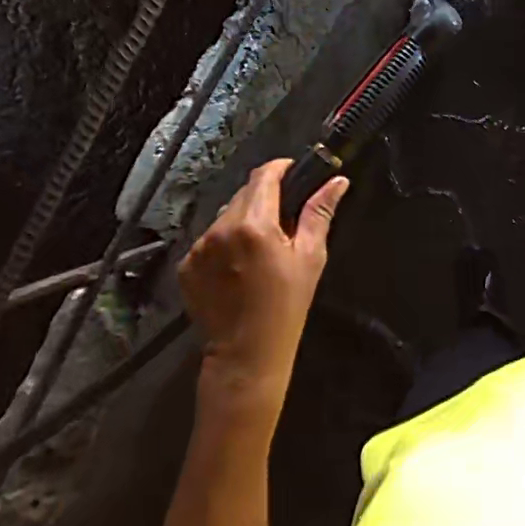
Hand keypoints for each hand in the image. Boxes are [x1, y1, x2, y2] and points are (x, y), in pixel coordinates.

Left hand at [178, 159, 348, 409]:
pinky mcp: (186, 265)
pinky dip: (224, 244)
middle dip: (264, 199)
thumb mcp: (310, 258)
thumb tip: (337, 181)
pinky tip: (237, 267)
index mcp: (254, 224)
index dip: (280, 169)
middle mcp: (220, 228)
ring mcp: (199, 247)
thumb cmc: (287, 307)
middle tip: (283, 221)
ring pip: (225, 216)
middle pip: (243, 194)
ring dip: (242, 221)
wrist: (246, 355)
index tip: (293, 174)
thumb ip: (319, 213)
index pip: (264, 176)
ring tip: (259, 249)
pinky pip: (208, 240)